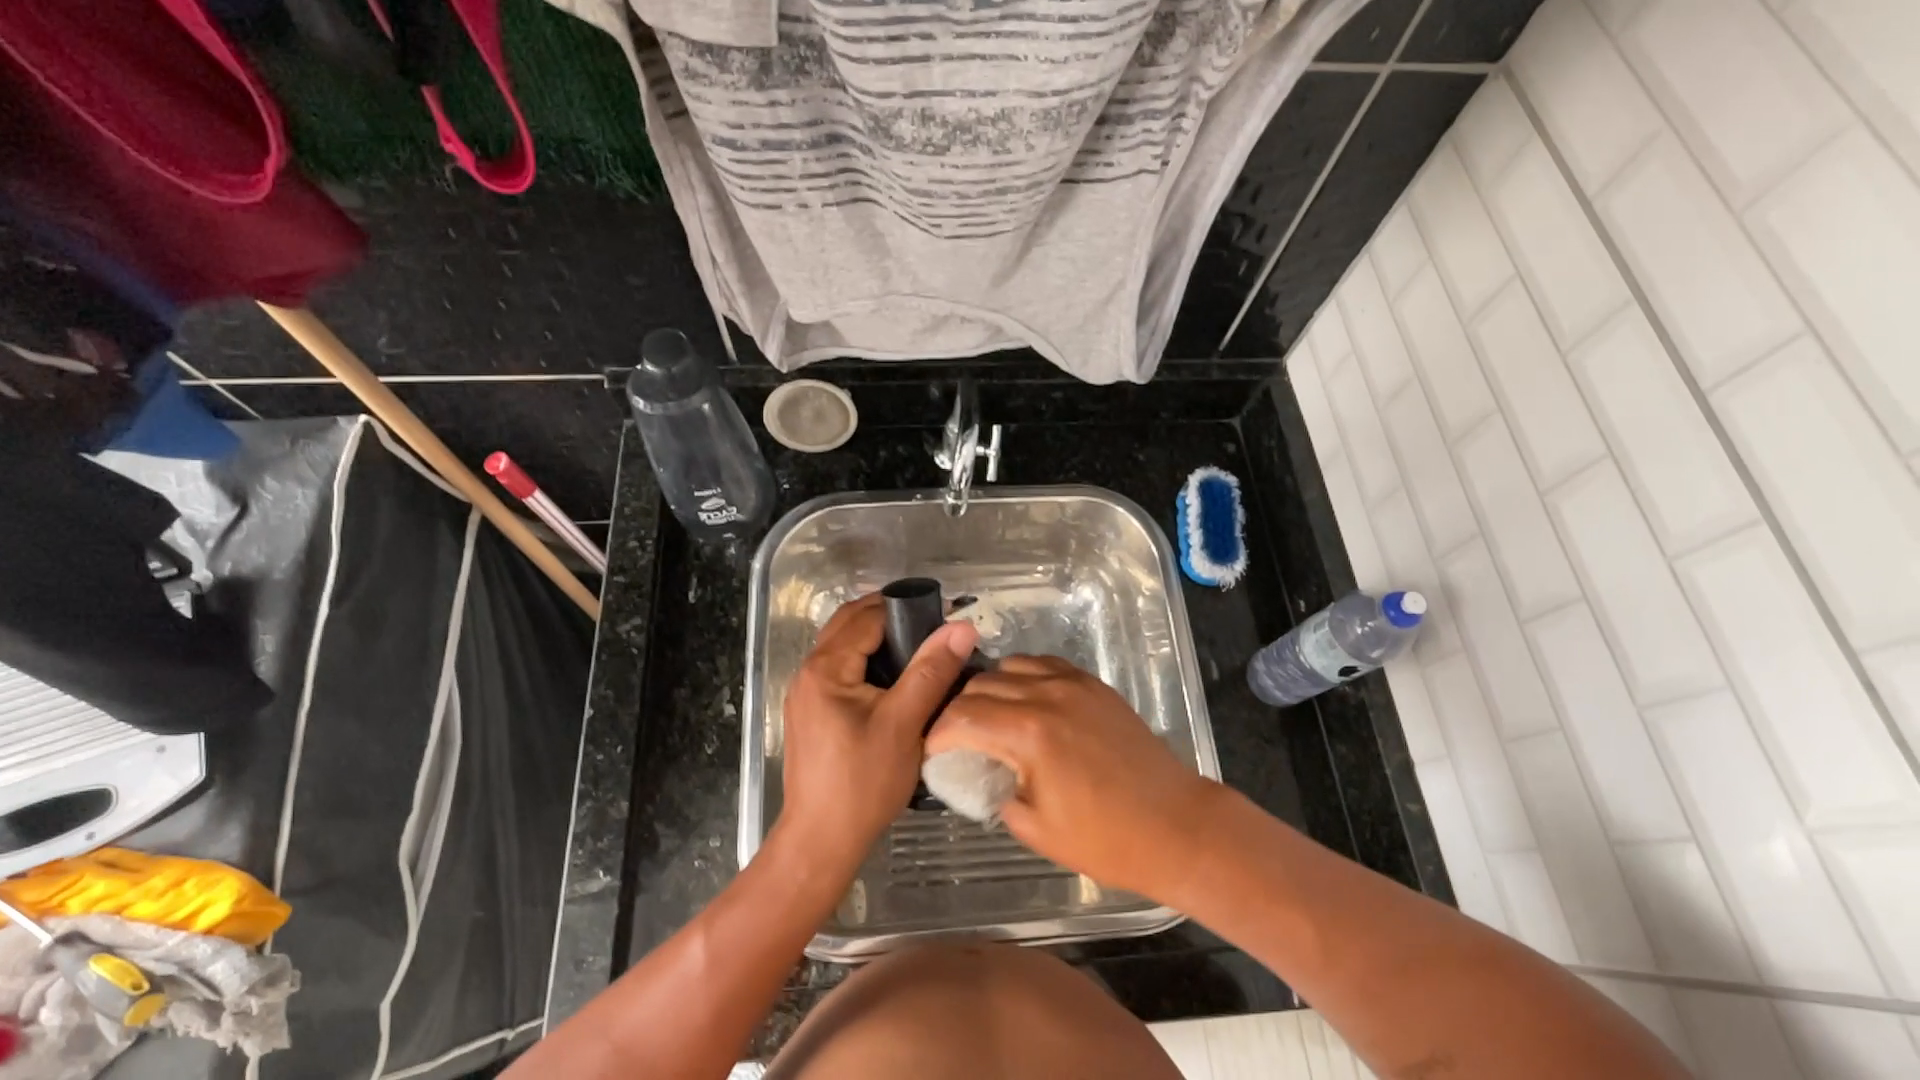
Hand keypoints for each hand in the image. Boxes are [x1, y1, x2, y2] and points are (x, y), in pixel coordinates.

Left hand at [777, 593, 978, 871]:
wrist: (822, 840)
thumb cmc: (863, 782)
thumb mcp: (903, 724)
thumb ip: (931, 671)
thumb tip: (962, 627)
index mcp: (825, 668)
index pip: (867, 617)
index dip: (906, 610)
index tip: (945, 617)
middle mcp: (808, 673)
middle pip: (849, 625)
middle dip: (890, 618)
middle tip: (935, 628)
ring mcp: (805, 695)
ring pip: (844, 648)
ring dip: (878, 641)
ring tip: (922, 652)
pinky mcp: (811, 715)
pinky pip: (840, 672)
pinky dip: (867, 664)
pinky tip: (896, 683)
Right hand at [924, 655, 1221, 898]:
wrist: (1175, 826)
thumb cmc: (1105, 840)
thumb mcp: (1034, 828)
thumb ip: (997, 792)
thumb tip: (985, 775)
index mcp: (1028, 732)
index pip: (961, 716)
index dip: (938, 735)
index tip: (932, 754)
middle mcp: (1047, 695)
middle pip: (980, 686)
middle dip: (959, 712)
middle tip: (956, 742)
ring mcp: (1075, 685)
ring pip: (1011, 666)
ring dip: (990, 690)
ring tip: (989, 720)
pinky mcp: (1096, 686)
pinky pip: (1046, 665)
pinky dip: (1024, 678)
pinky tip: (1024, 704)